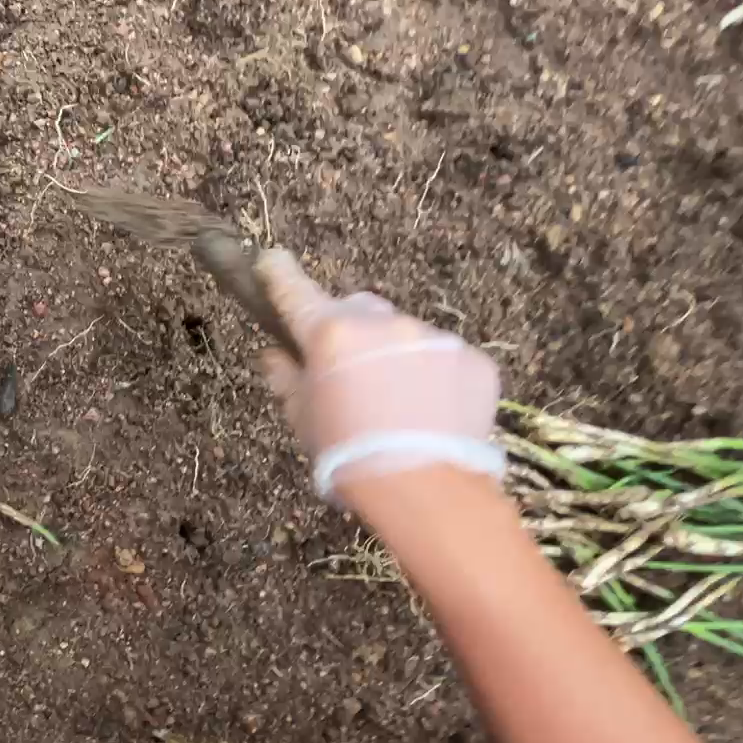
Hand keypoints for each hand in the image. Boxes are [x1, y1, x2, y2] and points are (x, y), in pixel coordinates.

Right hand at [255, 248, 503, 499]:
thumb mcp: (299, 414)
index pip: (296, 292)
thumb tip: (277, 354)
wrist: (422, 486)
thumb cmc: (344, 450)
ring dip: (387, 351)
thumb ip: (285, 376)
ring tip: (387, 398)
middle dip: (344, 325)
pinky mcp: (472, 358)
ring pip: (399, 331)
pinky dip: (424, 370)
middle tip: (339, 364)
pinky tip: (420, 406)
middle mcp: (383, 324)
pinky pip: (438, 354)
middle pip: (355, 307)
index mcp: (330, 334)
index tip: (270, 257)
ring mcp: (433, 338)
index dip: (279, 274)